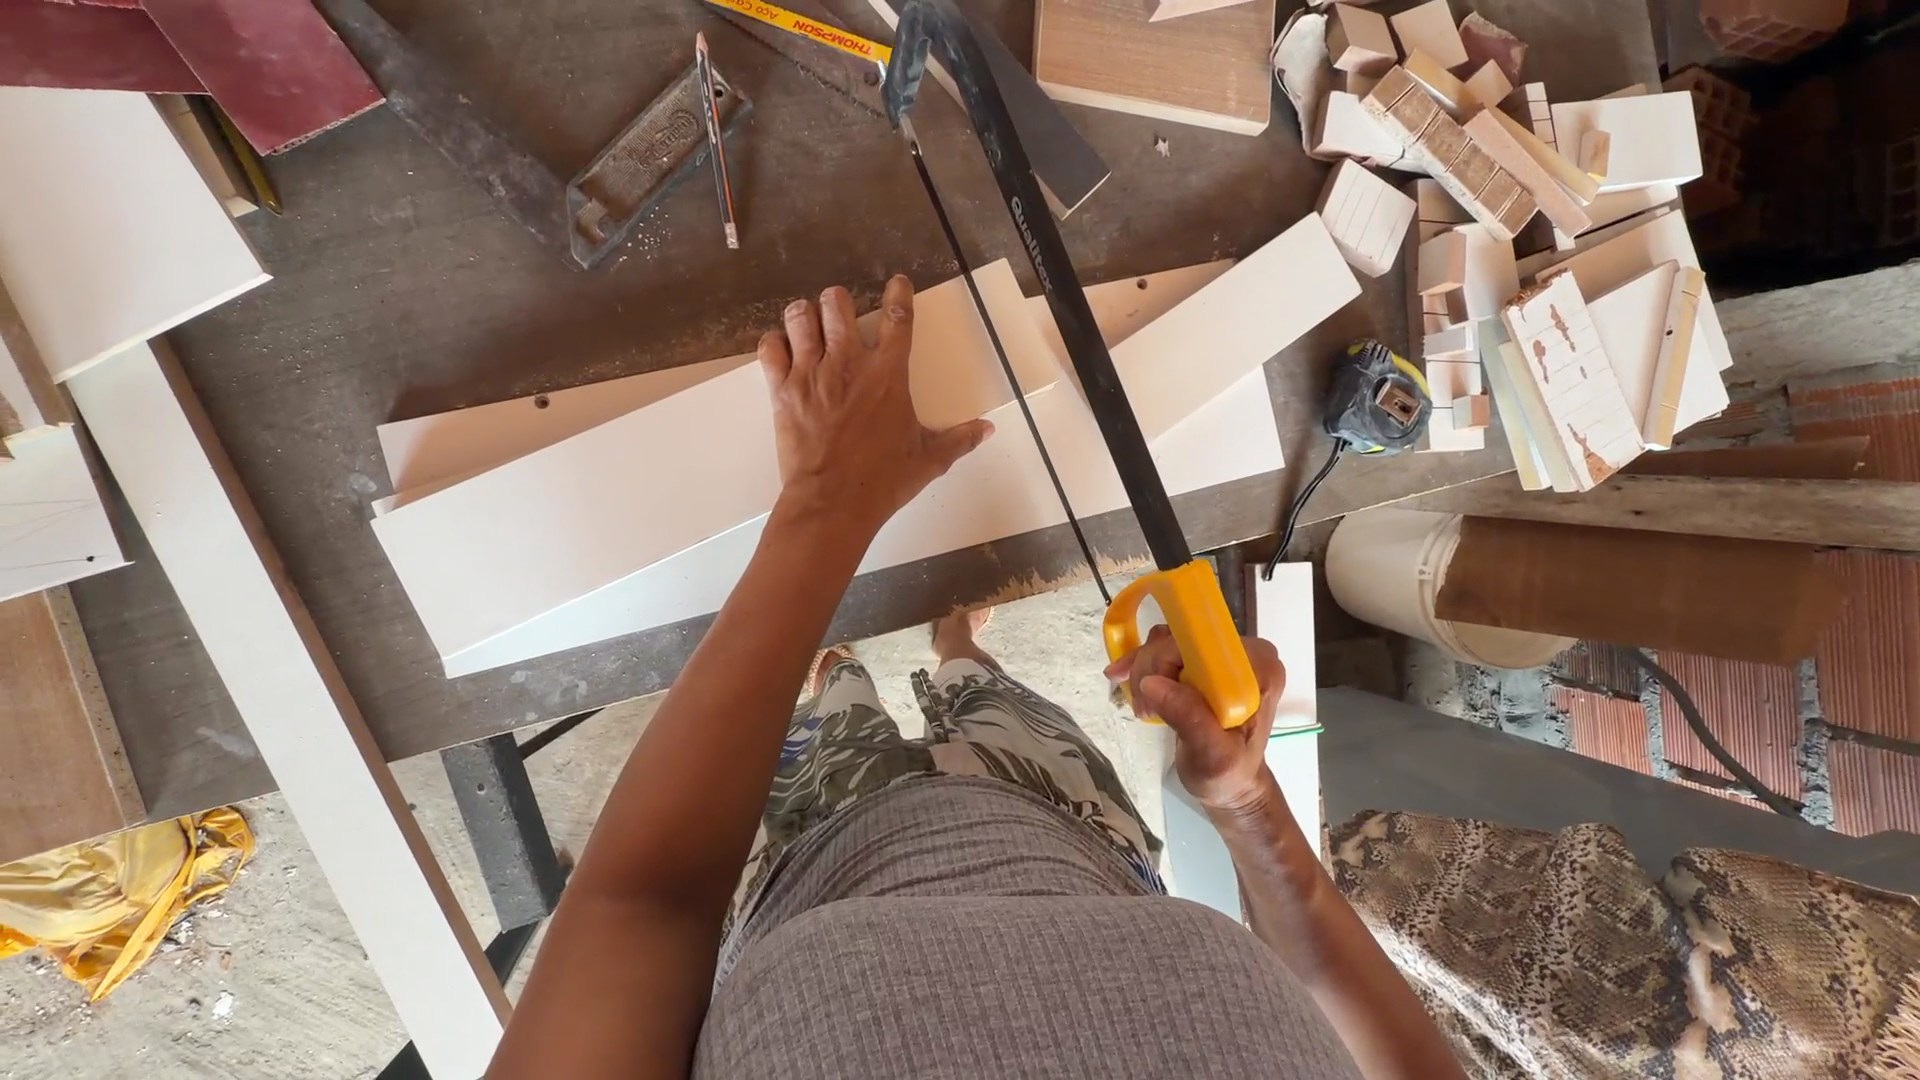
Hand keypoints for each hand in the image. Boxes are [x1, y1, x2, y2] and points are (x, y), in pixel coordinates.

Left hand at [759, 276, 993, 536]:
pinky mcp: (782, 390)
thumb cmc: (883, 481)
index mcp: (888, 374)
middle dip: (838, 303)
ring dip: (805, 317)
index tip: (897, 283)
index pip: (898, 318)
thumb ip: (959, 439)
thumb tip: (988, 430)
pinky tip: (783, 352)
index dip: (898, 293)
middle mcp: (848, 363)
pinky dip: (775, 344)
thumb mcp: (929, 460)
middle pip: (837, 304)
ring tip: (810, 327)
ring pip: (800, 316)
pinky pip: (770, 348)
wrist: (833, 502)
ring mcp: (811, 373)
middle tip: (840, 316)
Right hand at [1105, 626, 1284, 812]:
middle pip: (1181, 639)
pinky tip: (1124, 679)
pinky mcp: (1202, 658)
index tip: (1152, 697)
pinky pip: (1162, 646)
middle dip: (1152, 671)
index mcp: (1260, 669)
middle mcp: (1244, 653)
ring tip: (1144, 708)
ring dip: (1144, 671)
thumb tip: (1152, 683)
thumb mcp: (1213, 757)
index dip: (1170, 662)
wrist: (1229, 784)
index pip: (1204, 643)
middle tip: (1145, 710)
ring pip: (1166, 641)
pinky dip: (1141, 663)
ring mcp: (1221, 654)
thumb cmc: (1228, 775)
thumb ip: (1189, 719)